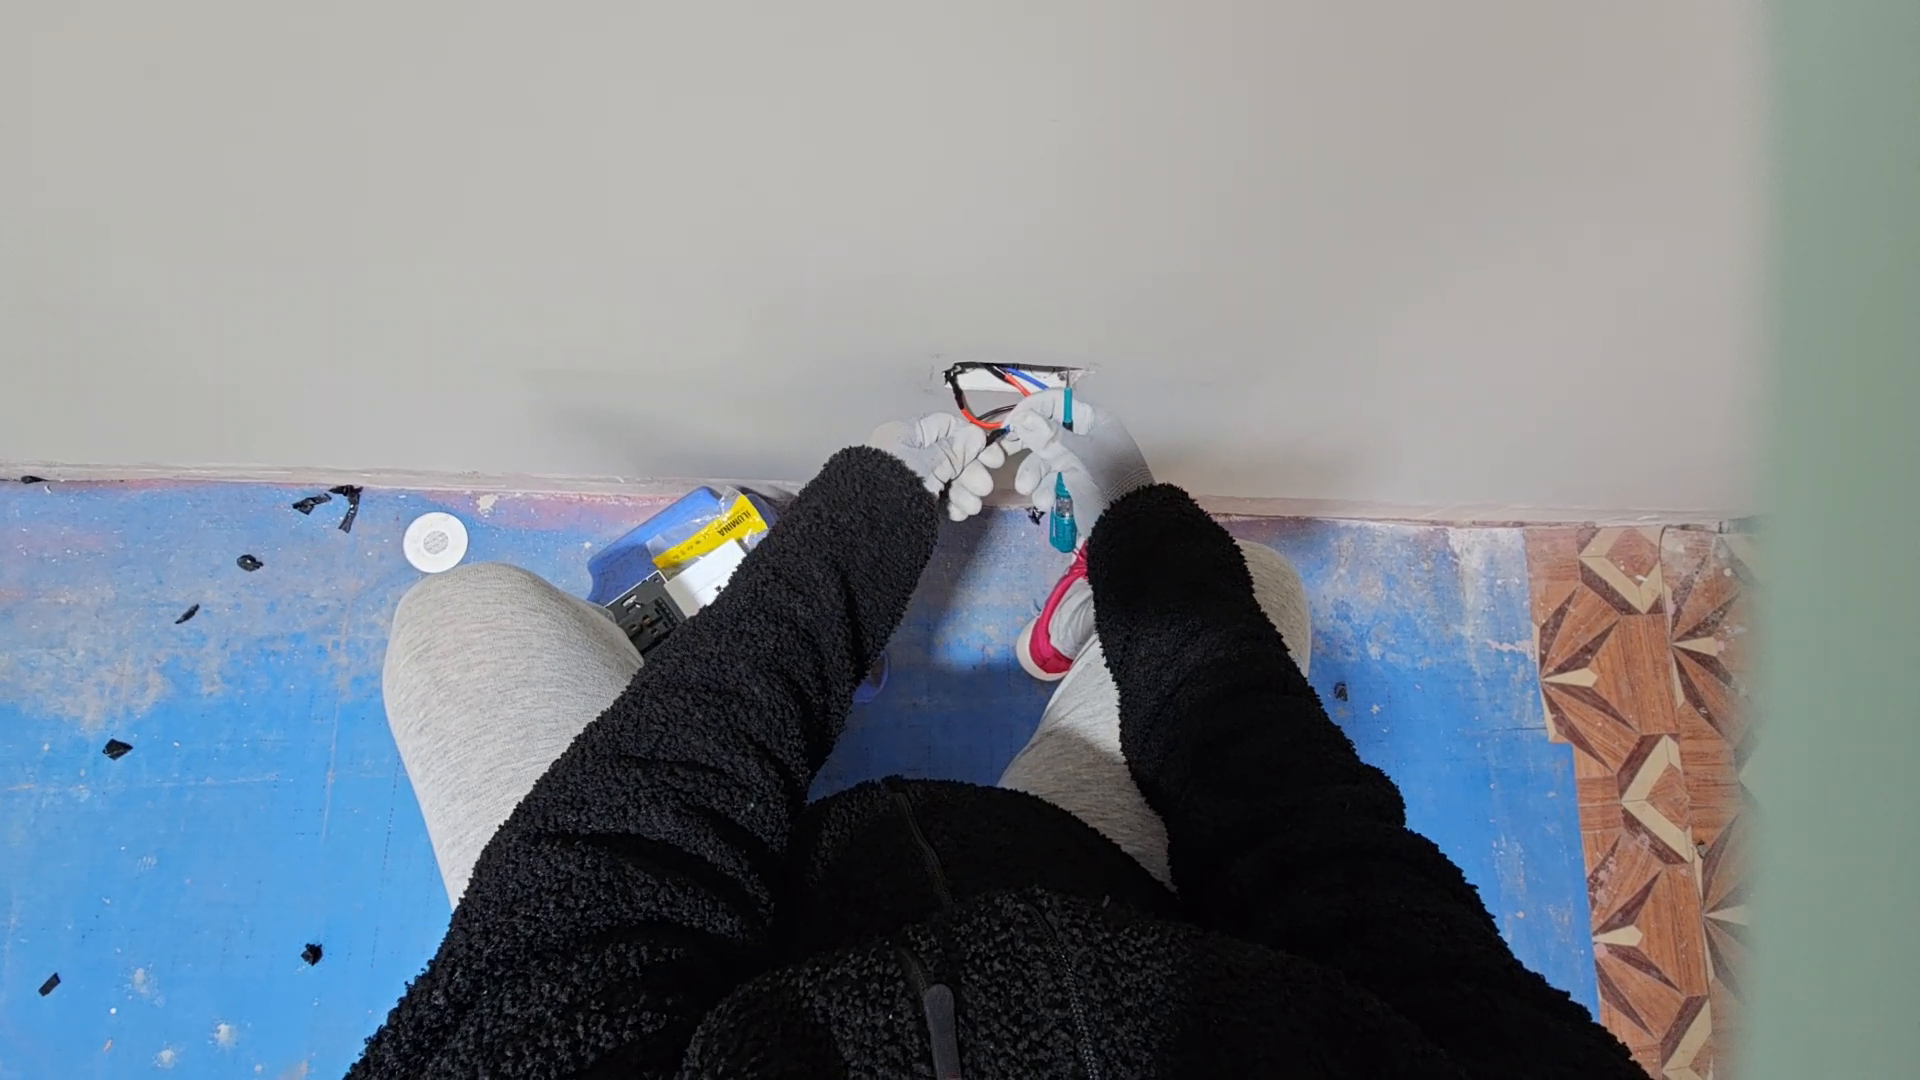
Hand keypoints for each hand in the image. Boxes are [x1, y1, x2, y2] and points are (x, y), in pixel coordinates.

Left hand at [868, 412, 1006, 520]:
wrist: (868, 524)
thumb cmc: (897, 483)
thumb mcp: (928, 463)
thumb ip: (953, 450)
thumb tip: (976, 435)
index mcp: (908, 434)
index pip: (947, 428)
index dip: (972, 441)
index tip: (992, 459)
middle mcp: (909, 453)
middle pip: (951, 456)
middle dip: (970, 473)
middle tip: (983, 488)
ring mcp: (911, 478)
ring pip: (948, 479)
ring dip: (964, 492)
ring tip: (970, 507)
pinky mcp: (913, 501)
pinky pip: (939, 498)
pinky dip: (951, 504)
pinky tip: (958, 514)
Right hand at [1002, 390, 1152, 540]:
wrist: (1124, 527)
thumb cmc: (1106, 483)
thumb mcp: (1078, 456)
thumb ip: (1048, 437)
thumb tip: (1022, 417)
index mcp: (1092, 420)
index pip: (1057, 402)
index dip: (1033, 409)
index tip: (1011, 424)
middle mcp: (1084, 436)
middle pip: (1045, 432)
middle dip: (1027, 449)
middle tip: (1001, 456)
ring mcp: (1078, 460)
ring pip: (1044, 459)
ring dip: (1034, 476)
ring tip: (1030, 491)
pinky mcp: (1072, 483)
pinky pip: (1050, 479)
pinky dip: (1044, 490)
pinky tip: (1047, 503)